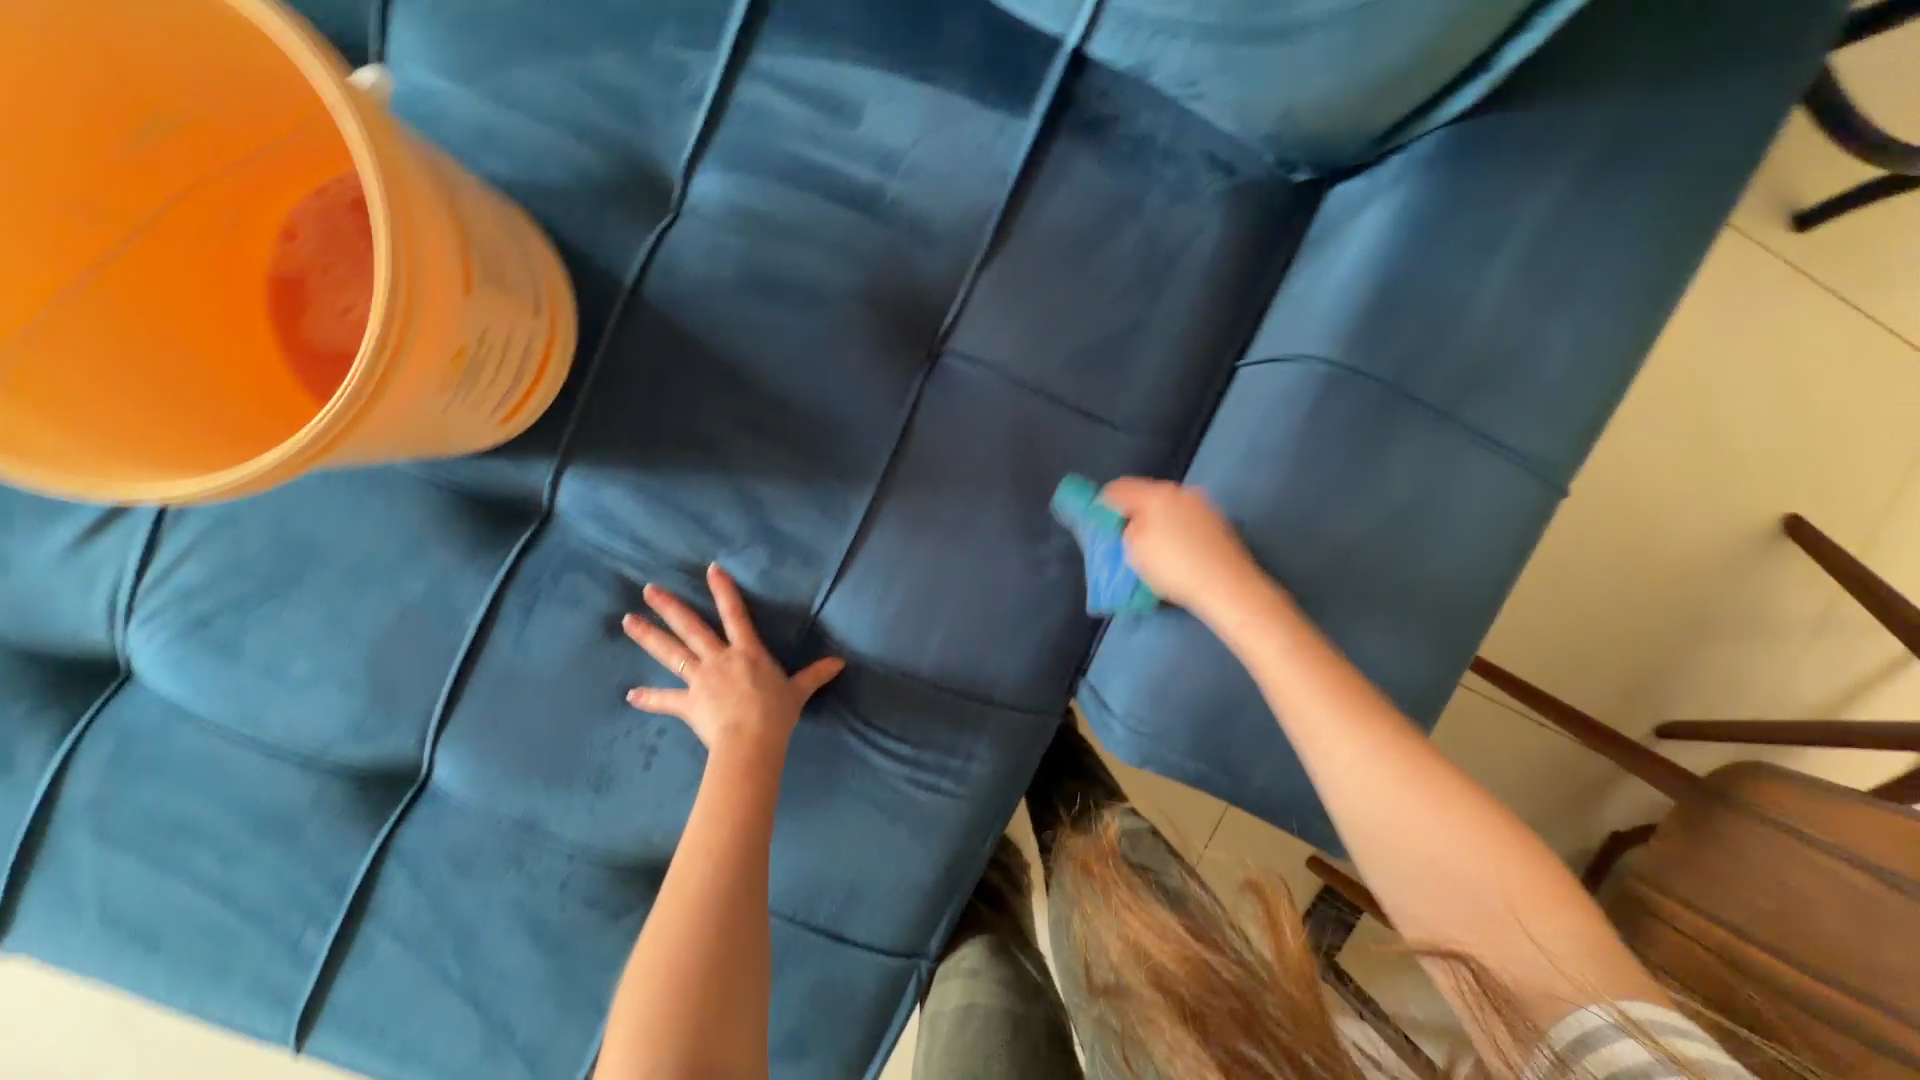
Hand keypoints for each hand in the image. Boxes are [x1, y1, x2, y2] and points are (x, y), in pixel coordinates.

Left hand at [622, 564, 844, 756]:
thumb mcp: (799, 691)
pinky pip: (666, 700)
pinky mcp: (688, 703)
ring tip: (628, 620)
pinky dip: (649, 698)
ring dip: (648, 636)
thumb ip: (816, 674)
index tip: (711, 569)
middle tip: (648, 589)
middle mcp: (720, 659)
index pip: (735, 613)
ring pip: (671, 653)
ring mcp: (701, 679)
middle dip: (669, 607)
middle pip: (691, 627)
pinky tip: (631, 695)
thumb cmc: (776, 713)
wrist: (751, 740)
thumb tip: (840, 662)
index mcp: (747, 652)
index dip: (724, 590)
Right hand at [1099, 477, 1269, 617]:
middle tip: (1125, 532)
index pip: (1120, 488)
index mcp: (1155, 495)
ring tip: (1153, 543)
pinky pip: (1187, 517)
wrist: (1226, 585)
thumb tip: (1131, 522)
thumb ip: (1127, 529)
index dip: (1105, 501)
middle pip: (1148, 494)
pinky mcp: (1218, 521)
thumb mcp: (1134, 551)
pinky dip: (1177, 527)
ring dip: (1158, 518)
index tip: (1099, 516)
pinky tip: (1177, 549)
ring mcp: (1203, 505)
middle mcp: (1180, 492)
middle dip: (1135, 510)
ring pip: (1169, 505)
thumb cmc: (1173, 567)